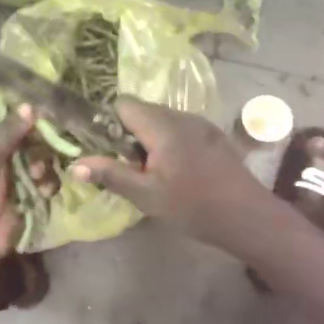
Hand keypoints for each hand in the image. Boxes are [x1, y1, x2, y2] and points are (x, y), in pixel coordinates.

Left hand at [0, 106, 33, 268]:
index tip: (44, 108)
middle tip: (45, 146)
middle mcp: (2, 155)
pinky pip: (48, 180)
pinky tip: (44, 190)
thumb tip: (30, 106)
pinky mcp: (31, 193)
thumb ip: (8, 132)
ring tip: (37, 175)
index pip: (6, 119)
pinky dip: (48, 183)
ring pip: (42, 158)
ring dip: (43, 165)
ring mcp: (17, 174)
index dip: (24, 114)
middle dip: (39, 143)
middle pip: (30, 138)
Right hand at [71, 99, 271, 246]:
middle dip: (128, 134)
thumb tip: (75, 166)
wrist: (249, 218)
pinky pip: (180, 129)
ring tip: (150, 172)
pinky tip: (176, 172)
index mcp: (162, 126)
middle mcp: (181, 116)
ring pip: (162, 120)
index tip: (105, 148)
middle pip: (142, 111)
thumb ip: (110, 175)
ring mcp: (201, 124)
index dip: (108, 122)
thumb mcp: (146, 195)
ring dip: (149, 140)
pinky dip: (169, 143)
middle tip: (126, 166)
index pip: (123, 104)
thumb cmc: (193, 206)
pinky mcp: (213, 136)